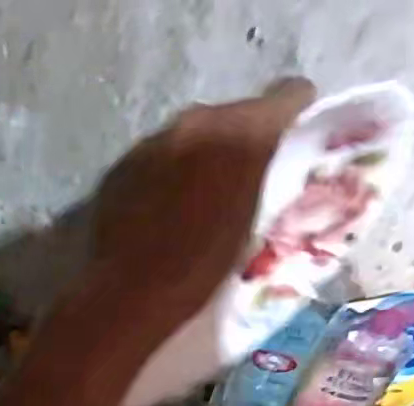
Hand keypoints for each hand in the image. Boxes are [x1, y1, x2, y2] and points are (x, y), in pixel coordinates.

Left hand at [89, 79, 317, 329]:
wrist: (125, 300)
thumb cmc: (199, 277)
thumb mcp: (256, 235)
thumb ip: (274, 192)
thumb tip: (281, 180)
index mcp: (245, 135)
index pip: (291, 97)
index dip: (295, 123)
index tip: (290, 153)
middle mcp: (198, 121)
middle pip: (234, 117)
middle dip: (239, 147)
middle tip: (236, 191)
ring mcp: (152, 141)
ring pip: (190, 138)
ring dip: (196, 162)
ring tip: (190, 208)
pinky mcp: (118, 166)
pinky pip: (153, 160)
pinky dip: (160, 179)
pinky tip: (154, 217)